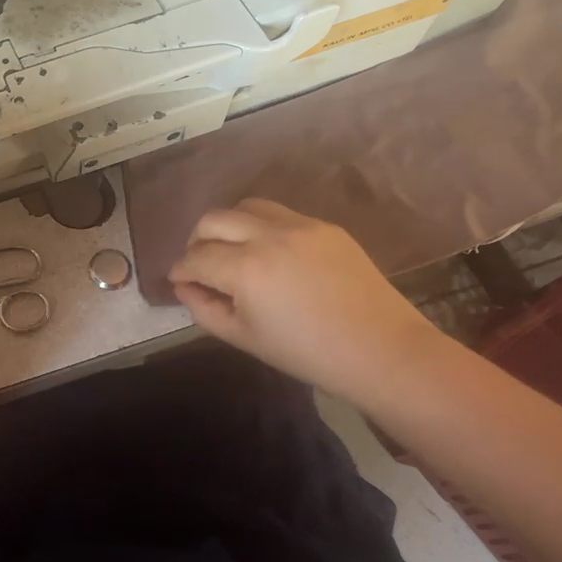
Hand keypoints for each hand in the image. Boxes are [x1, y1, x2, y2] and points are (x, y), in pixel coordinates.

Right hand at [169, 199, 440, 397]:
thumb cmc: (309, 354)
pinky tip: (268, 253)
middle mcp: (268, 236)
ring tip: (230, 250)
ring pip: (245, 207)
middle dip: (196, 241)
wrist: (384, 351)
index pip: (196, 258)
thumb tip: (185, 287)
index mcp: (246, 269)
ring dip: (227, 225)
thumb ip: (205, 309)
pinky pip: (279, 215)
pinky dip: (260, 227)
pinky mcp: (325, 226)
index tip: (177, 281)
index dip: (180, 271)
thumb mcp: (245, 338)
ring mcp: (300, 226)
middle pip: (213, 220)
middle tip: (198, 264)